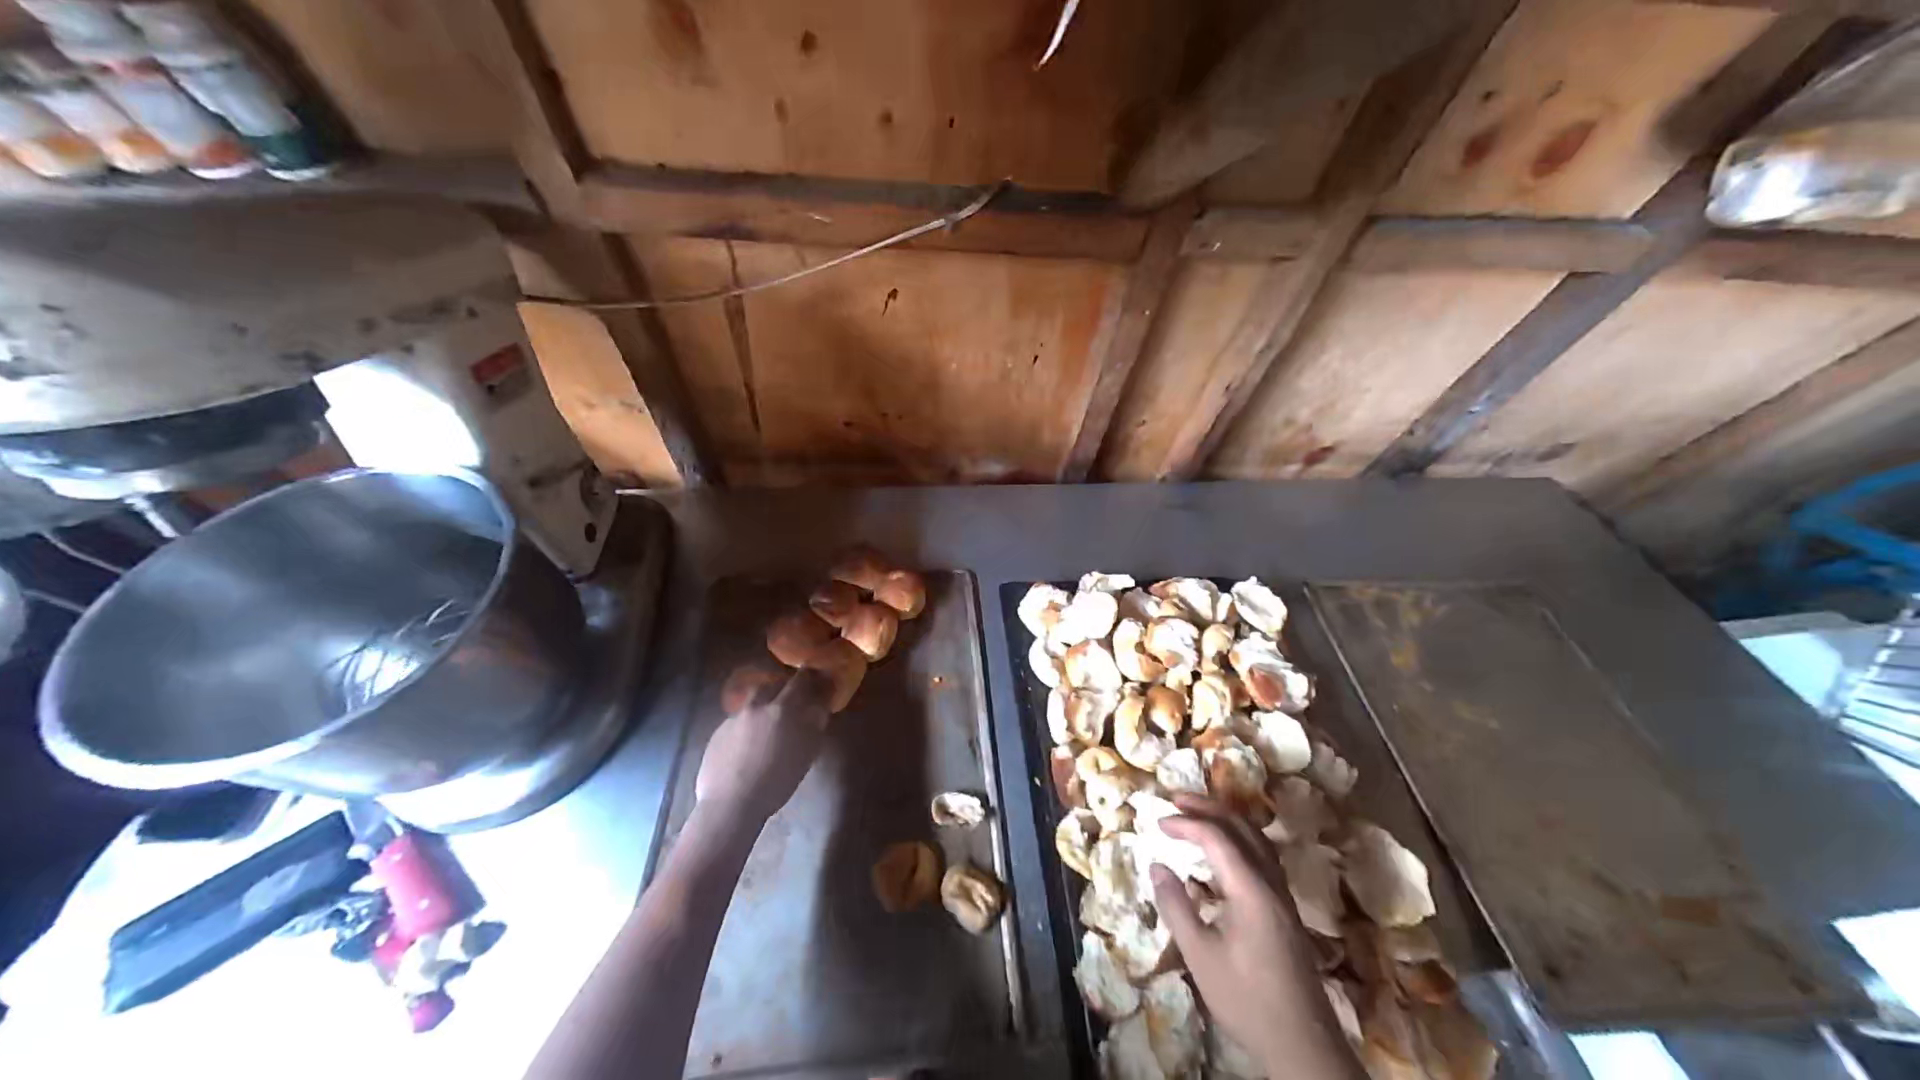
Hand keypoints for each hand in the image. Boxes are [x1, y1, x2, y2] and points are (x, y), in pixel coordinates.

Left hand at [694, 668, 831, 828]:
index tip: (816, 674)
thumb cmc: (776, 782)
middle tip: (791, 696)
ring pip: (752, 701)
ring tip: (767, 717)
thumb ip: (814, 726)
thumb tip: (819, 707)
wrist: (731, 803)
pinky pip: (737, 718)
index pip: (800, 680)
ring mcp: (735, 717)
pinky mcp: (718, 732)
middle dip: (784, 686)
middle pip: (772, 684)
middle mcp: (757, 706)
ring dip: (762, 702)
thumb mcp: (806, 754)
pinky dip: (747, 723)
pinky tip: (747, 742)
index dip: (809, 674)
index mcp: (782, 709)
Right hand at [1150, 796, 1362, 1079]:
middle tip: (1175, 800)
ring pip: (1257, 839)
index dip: (1186, 823)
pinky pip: (1263, 856)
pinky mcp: (1286, 910)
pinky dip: (1239, 839)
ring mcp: (1283, 896)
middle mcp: (1271, 883)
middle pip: (1242, 828)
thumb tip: (1157, 865)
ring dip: (1226, 820)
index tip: (1158, 822)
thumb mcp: (1199, 955)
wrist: (1302, 1043)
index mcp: (1251, 890)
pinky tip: (1224, 852)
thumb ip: (1176, 906)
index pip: (1217, 838)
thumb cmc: (1246, 999)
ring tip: (1197, 815)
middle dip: (1208, 808)